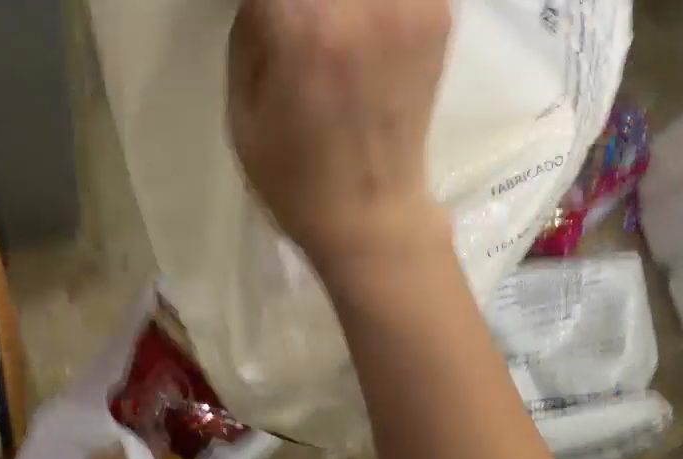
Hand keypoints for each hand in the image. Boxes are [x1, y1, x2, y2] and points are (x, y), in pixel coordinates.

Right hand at [228, 0, 455, 275]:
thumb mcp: (243, 113)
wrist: (368, 214)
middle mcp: (366, 4)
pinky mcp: (438, 12)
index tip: (270, 15)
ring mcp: (411, 3)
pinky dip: (374, 6)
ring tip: (329, 27)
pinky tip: (363, 30)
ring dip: (337, 4)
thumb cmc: (292, 178)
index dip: (272, 0)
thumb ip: (251, 30)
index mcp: (307, 28)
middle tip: (297, 23)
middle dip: (305, 1)